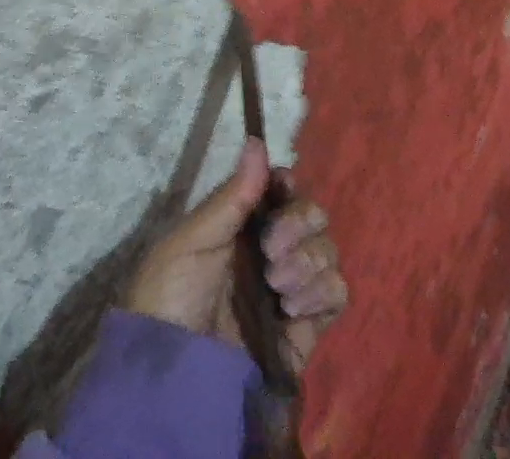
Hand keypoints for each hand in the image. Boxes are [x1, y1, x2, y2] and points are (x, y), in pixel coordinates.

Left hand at [122, 138, 347, 371]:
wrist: (177, 370)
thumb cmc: (172, 296)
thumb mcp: (191, 241)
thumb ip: (233, 195)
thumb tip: (257, 139)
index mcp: (243, 228)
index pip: (283, 192)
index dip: (288, 186)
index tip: (281, 188)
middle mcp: (273, 251)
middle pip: (314, 215)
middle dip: (299, 224)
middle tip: (271, 249)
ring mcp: (293, 286)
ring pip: (328, 250)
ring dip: (306, 262)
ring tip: (277, 287)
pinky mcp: (310, 321)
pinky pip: (338, 290)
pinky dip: (322, 291)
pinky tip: (294, 307)